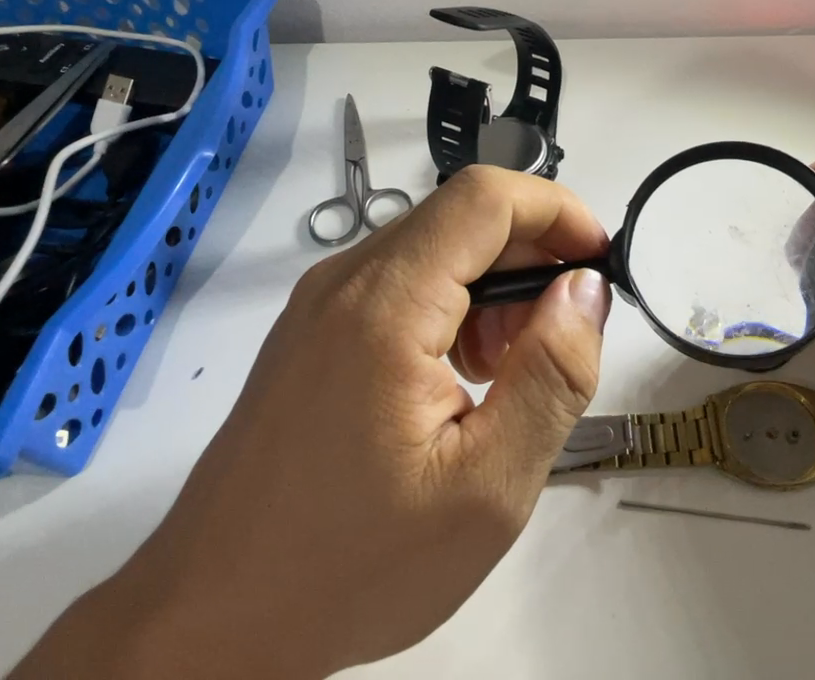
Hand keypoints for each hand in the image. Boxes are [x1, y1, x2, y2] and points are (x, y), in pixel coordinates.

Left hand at [12, 167, 613, 678]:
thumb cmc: (352, 565)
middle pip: (459, 219)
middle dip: (531, 260)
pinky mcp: (309, 334)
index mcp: (385, 306)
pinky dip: (450, 310)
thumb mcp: (487, 488)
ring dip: (492, 290)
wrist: (214, 616)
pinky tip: (460, 383)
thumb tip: (584, 289)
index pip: (485, 198)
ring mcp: (318, 306)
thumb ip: (551, 375)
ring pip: (431, 252)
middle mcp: (343, 283)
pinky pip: (397, 287)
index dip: (557, 211)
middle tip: (560, 341)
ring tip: (510, 375)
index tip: (601, 263)